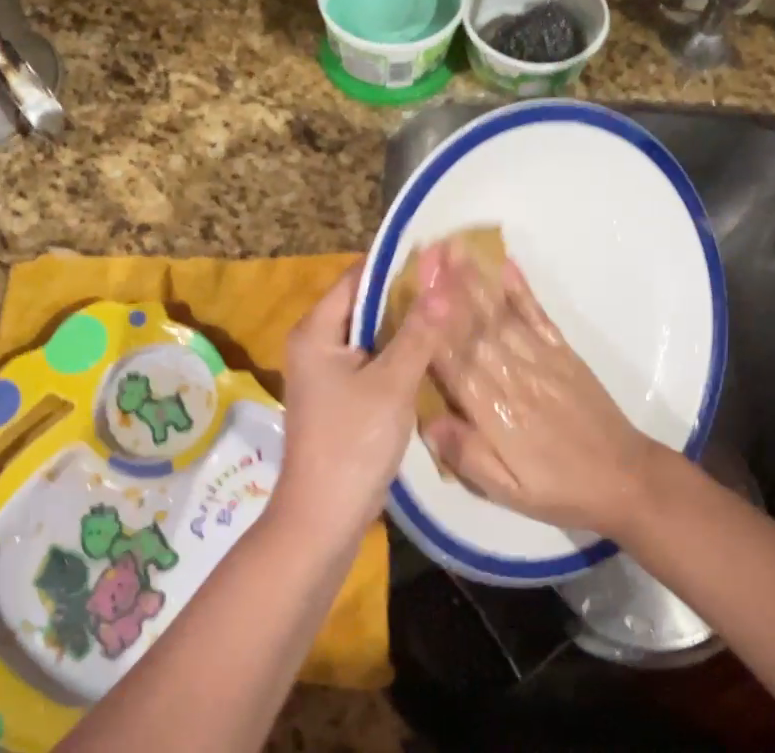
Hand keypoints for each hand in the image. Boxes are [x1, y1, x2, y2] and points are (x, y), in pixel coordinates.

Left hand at [273, 251, 465, 537]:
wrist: (324, 516)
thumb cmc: (353, 443)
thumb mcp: (391, 383)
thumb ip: (419, 330)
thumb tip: (444, 275)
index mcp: (316, 331)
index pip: (359, 277)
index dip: (400, 265)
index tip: (444, 257)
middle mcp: (316, 343)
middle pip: (366, 304)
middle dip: (409, 295)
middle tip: (458, 283)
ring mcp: (328, 372)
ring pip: (373, 335)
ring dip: (408, 325)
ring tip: (455, 310)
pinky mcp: (342, 397)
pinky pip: (374, 361)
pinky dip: (401, 353)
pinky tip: (436, 351)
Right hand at [423, 253, 666, 537]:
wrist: (625, 479)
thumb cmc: (558, 490)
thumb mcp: (508, 491)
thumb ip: (467, 455)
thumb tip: (425, 419)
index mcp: (494, 413)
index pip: (454, 363)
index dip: (431, 326)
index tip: (411, 292)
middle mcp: (514, 378)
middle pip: (474, 329)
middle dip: (449, 289)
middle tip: (427, 253)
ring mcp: (541, 361)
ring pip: (500, 316)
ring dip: (477, 281)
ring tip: (455, 249)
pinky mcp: (564, 354)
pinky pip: (538, 316)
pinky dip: (522, 290)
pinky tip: (506, 265)